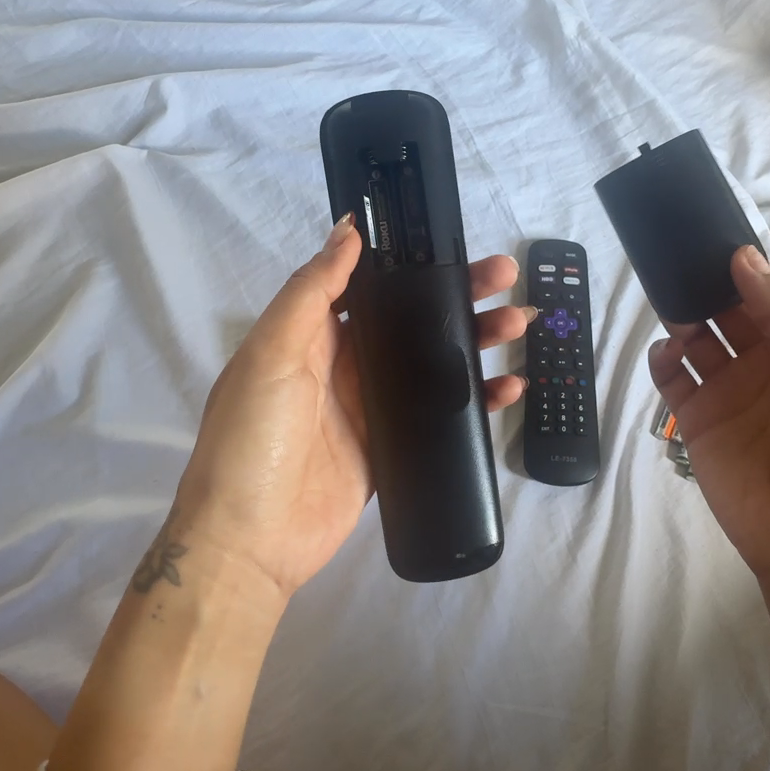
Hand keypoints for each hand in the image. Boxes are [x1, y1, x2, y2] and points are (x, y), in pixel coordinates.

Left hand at [167, 216, 530, 598]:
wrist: (251, 540)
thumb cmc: (252, 437)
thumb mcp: (271, 353)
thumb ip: (311, 292)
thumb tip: (347, 229)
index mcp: (312, 335)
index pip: (371, 286)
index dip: (410, 264)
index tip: (450, 245)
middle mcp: (346, 365)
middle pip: (412, 320)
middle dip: (457, 295)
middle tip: (504, 275)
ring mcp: (372, 408)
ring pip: (433, 362)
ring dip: (476, 340)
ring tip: (518, 321)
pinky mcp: (393, 447)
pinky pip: (440, 414)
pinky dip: (477, 400)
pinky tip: (509, 388)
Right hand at [648, 247, 769, 590]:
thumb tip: (744, 258)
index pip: (768, 299)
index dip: (745, 272)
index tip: (715, 245)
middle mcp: (763, 366)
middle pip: (727, 314)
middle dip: (707, 290)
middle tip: (681, 268)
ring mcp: (727, 393)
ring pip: (696, 340)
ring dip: (683, 319)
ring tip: (675, 310)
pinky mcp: (695, 421)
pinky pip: (672, 378)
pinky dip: (663, 359)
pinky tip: (668, 353)